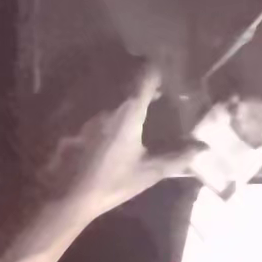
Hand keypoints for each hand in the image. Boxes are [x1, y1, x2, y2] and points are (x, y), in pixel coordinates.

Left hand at [32, 64, 198, 228]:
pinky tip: (92, 109)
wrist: (59, 196)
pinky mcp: (58, 102)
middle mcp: (103, 92)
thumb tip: (204, 148)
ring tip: (118, 97)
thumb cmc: (108, 184)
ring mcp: (78, 95)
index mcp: (129, 106)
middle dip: (135, 73)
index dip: (158, 72)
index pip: (148, 70)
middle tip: (143, 90)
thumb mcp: (147, 172)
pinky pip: (77, 83)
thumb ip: (178, 157)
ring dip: (112, 79)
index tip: (163, 82)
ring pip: (99, 71)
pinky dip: (89, 90)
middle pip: (123, 65)